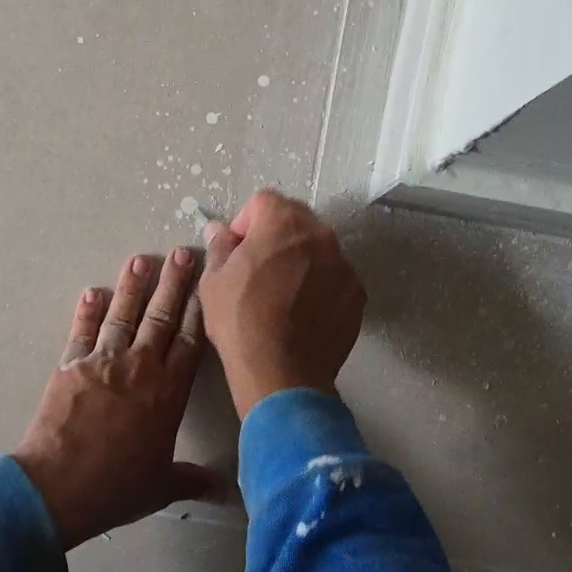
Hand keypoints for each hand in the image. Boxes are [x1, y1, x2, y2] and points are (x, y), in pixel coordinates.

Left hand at [14, 250, 214, 549]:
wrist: (60, 486)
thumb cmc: (117, 487)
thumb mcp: (160, 486)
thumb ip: (190, 479)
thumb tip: (217, 488)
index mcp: (169, 392)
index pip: (191, 342)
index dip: (200, 311)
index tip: (208, 285)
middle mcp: (141, 368)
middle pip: (161, 317)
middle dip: (174, 283)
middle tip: (183, 253)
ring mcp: (104, 362)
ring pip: (123, 315)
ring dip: (132, 286)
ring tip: (140, 260)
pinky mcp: (71, 365)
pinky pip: (83, 331)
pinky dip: (88, 311)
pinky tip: (92, 293)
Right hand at [198, 189, 365, 419]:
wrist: (283, 371)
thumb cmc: (240, 320)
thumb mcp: (214, 281)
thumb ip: (219, 247)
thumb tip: (219, 230)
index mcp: (282, 222)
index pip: (263, 201)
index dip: (245, 222)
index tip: (235, 249)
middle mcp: (321, 234)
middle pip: (296, 221)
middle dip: (275, 237)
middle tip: (258, 270)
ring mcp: (344, 264)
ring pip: (318, 251)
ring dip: (301, 262)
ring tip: (282, 295)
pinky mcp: (357, 294)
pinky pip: (334, 279)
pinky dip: (320, 288)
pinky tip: (303, 314)